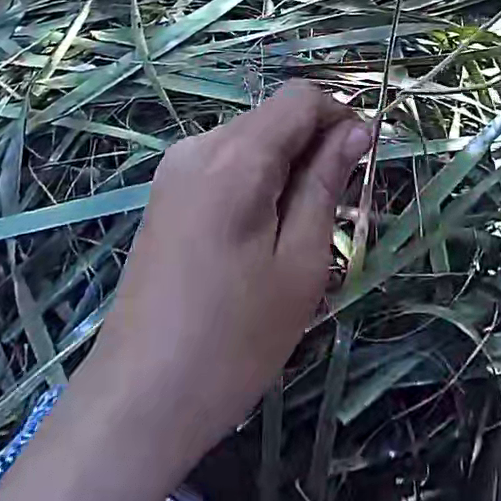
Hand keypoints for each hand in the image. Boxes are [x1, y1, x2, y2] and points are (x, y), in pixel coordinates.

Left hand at [0, 81, 368, 500]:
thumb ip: (326, 183)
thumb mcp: (300, 262)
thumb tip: (355, 129)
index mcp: (233, 156)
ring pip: (251, 139)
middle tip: (335, 210)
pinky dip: (257, 180)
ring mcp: (175, 169)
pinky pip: (225, 163)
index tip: (362, 163)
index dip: (340, 118)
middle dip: (314, 146)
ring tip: (298, 232)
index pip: (299, 98)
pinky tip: (262, 235)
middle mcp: (198, 147)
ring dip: (287, 166)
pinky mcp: (165, 194)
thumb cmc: (234, 341)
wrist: (138, 403)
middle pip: (274, 117)